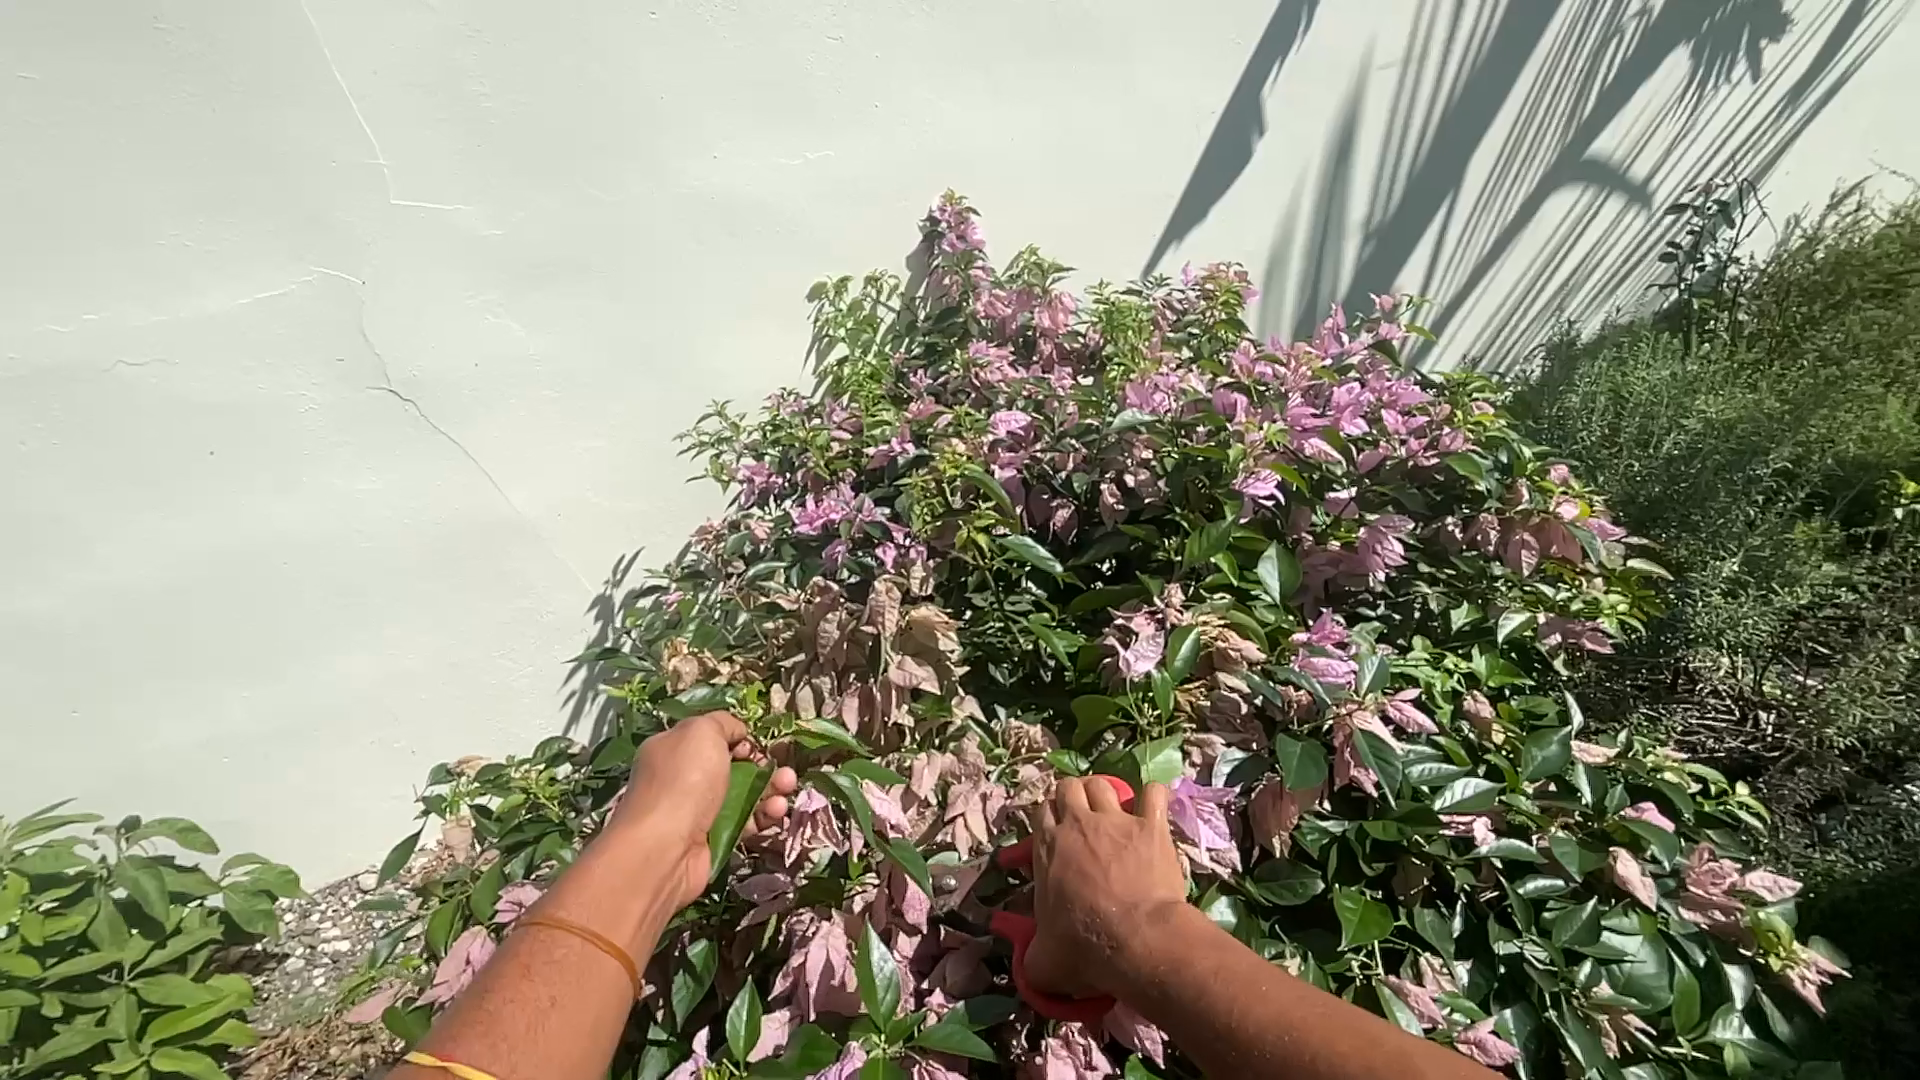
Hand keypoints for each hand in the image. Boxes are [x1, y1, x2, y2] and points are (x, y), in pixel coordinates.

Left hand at [607, 711, 797, 908]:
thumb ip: (723, 723)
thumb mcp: (702, 732)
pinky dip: (764, 816)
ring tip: (787, 788)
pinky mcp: (713, 839)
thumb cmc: (683, 781)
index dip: (739, 739)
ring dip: (771, 789)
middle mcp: (684, 779)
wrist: (664, 848)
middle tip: (784, 770)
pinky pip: (745, 822)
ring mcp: (698, 811)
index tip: (757, 744)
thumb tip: (738, 732)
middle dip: (764, 766)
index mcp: (674, 749)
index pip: (712, 738)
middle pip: (734, 767)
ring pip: (744, 795)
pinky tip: (776, 812)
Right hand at [1025, 776, 1188, 998]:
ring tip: (1111, 808)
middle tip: (1082, 815)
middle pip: (1069, 787)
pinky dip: (1153, 797)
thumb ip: (1030, 954)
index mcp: (1048, 846)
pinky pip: (1153, 794)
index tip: (1057, 831)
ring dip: (1105, 793)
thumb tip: (1026, 965)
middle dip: (1074, 795)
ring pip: (1102, 785)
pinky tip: (1153, 809)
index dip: (1050, 816)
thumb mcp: (1044, 959)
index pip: (1042, 809)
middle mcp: (1078, 823)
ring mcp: (1116, 820)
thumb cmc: (1086, 947)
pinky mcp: (1151, 826)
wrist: (1137, 940)